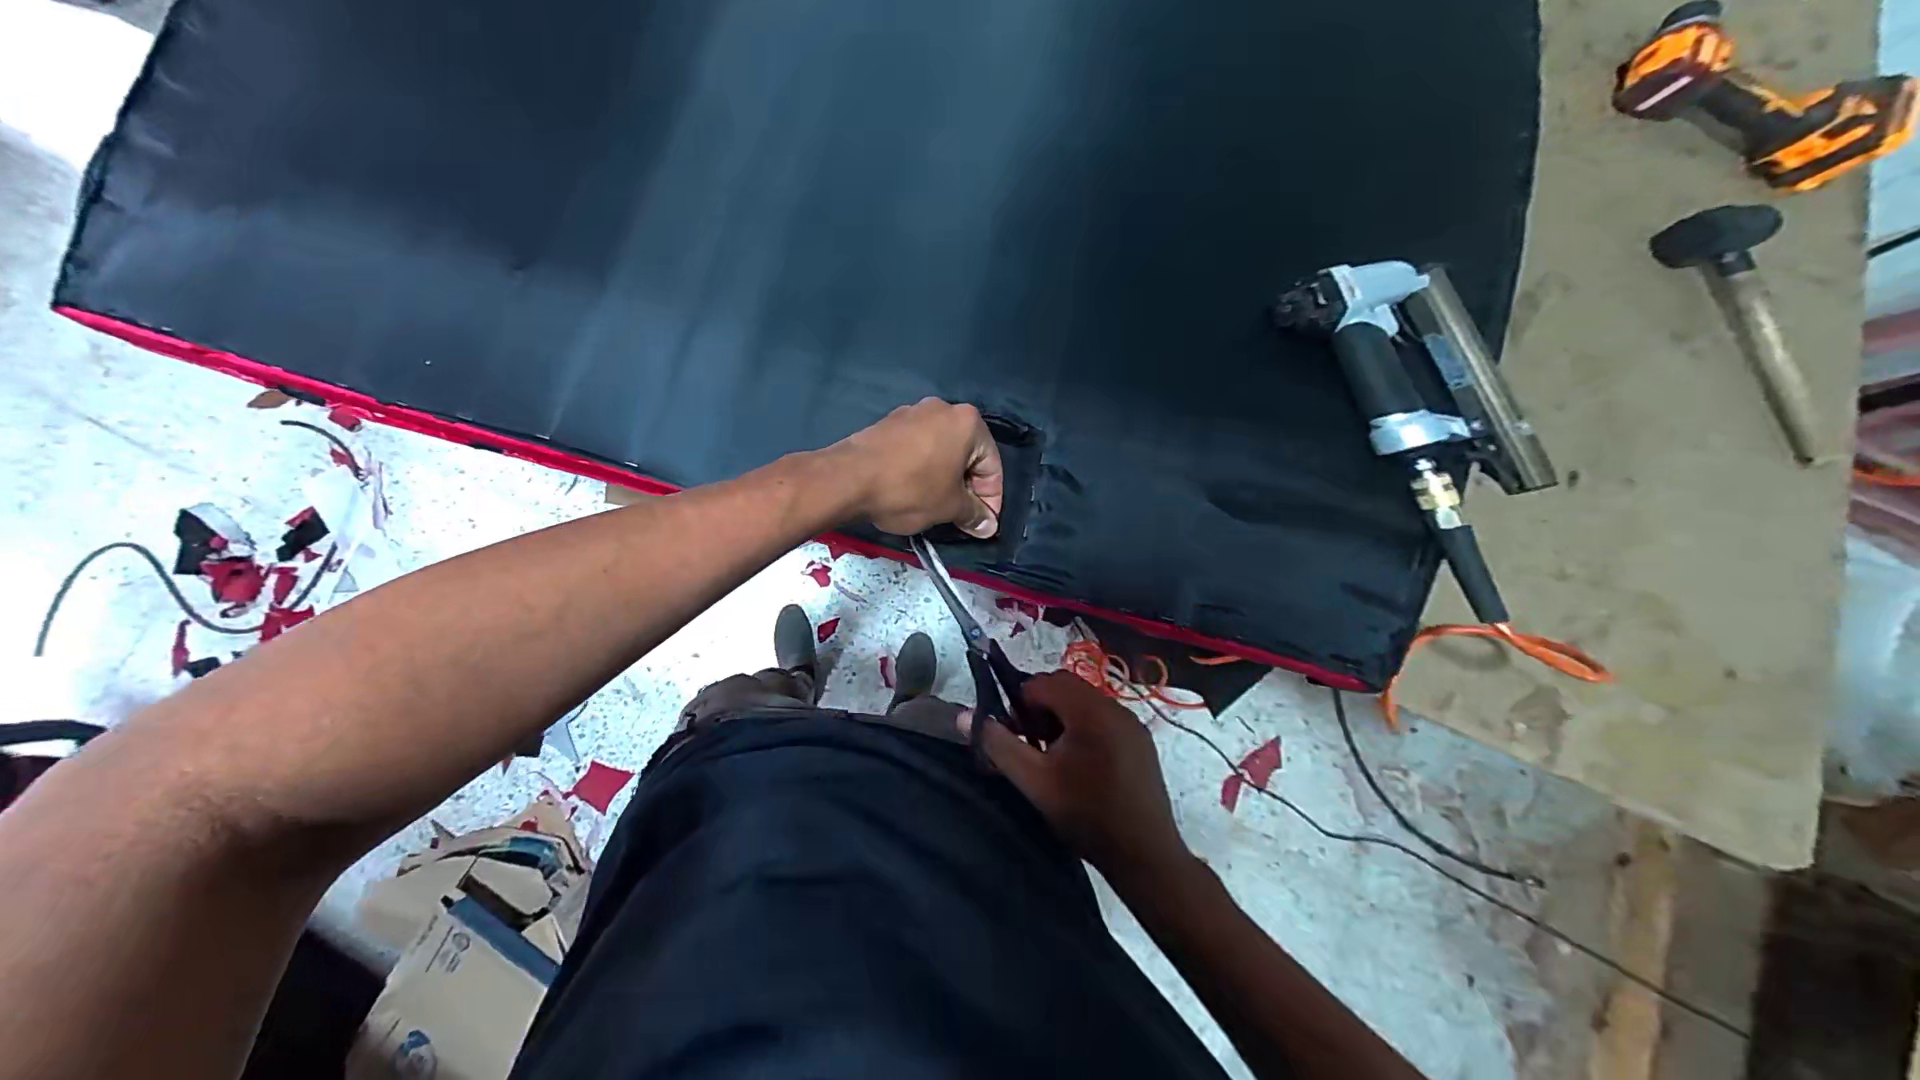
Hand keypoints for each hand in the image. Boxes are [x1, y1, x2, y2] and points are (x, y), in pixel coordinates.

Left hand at [835, 398, 1003, 537]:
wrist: (848, 478)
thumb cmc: (910, 489)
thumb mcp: (949, 507)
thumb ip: (974, 514)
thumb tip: (987, 525)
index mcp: (968, 422)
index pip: (992, 465)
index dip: (991, 500)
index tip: (983, 523)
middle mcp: (943, 409)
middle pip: (967, 455)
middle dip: (967, 488)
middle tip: (962, 517)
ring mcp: (913, 413)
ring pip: (941, 451)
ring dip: (945, 479)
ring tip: (937, 507)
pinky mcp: (889, 423)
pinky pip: (918, 448)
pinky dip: (922, 469)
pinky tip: (914, 491)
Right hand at [963, 671, 1190, 879]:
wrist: (1145, 855)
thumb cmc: (1087, 815)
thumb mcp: (1035, 782)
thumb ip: (999, 745)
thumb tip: (964, 715)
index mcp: (1091, 711)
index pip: (1043, 682)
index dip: (1020, 703)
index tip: (1013, 734)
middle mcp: (1115, 707)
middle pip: (1066, 687)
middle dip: (1039, 708)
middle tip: (1029, 743)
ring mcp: (1132, 724)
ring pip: (1084, 703)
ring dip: (1061, 718)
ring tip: (1051, 756)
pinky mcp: (1141, 742)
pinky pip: (1103, 719)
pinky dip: (1083, 729)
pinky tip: (1078, 765)